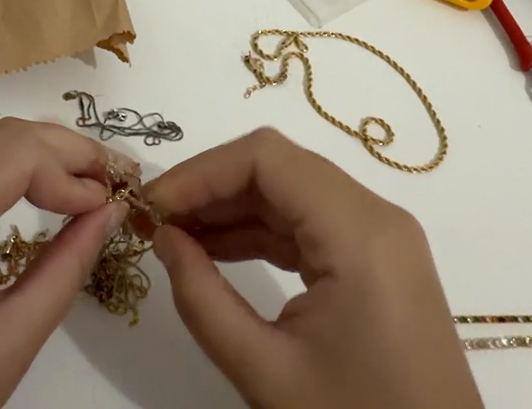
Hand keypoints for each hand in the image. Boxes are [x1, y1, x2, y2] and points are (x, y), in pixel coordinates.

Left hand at [0, 118, 125, 408]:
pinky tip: (42, 191)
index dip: (69, 169)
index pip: (12, 152)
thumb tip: (110, 209)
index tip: (110, 203)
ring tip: (90, 182)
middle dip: (63, 150)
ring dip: (39, 155)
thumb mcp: (9, 339)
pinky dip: (9, 169)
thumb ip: (66, 265)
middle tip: (116, 178)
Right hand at [143, 128, 482, 408]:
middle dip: (210, 186)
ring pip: (289, 189)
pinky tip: (212, 250)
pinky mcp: (375, 259)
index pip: (267, 157)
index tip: (152, 206)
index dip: (201, 171)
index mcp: (359, 232)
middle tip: (154, 219)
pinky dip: (258, 229)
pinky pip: (307, 222)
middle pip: (278, 166)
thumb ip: (203, 299)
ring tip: (172, 235)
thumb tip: (163, 237)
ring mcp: (380, 236)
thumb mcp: (267, 372)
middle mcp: (376, 215)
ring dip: (229, 206)